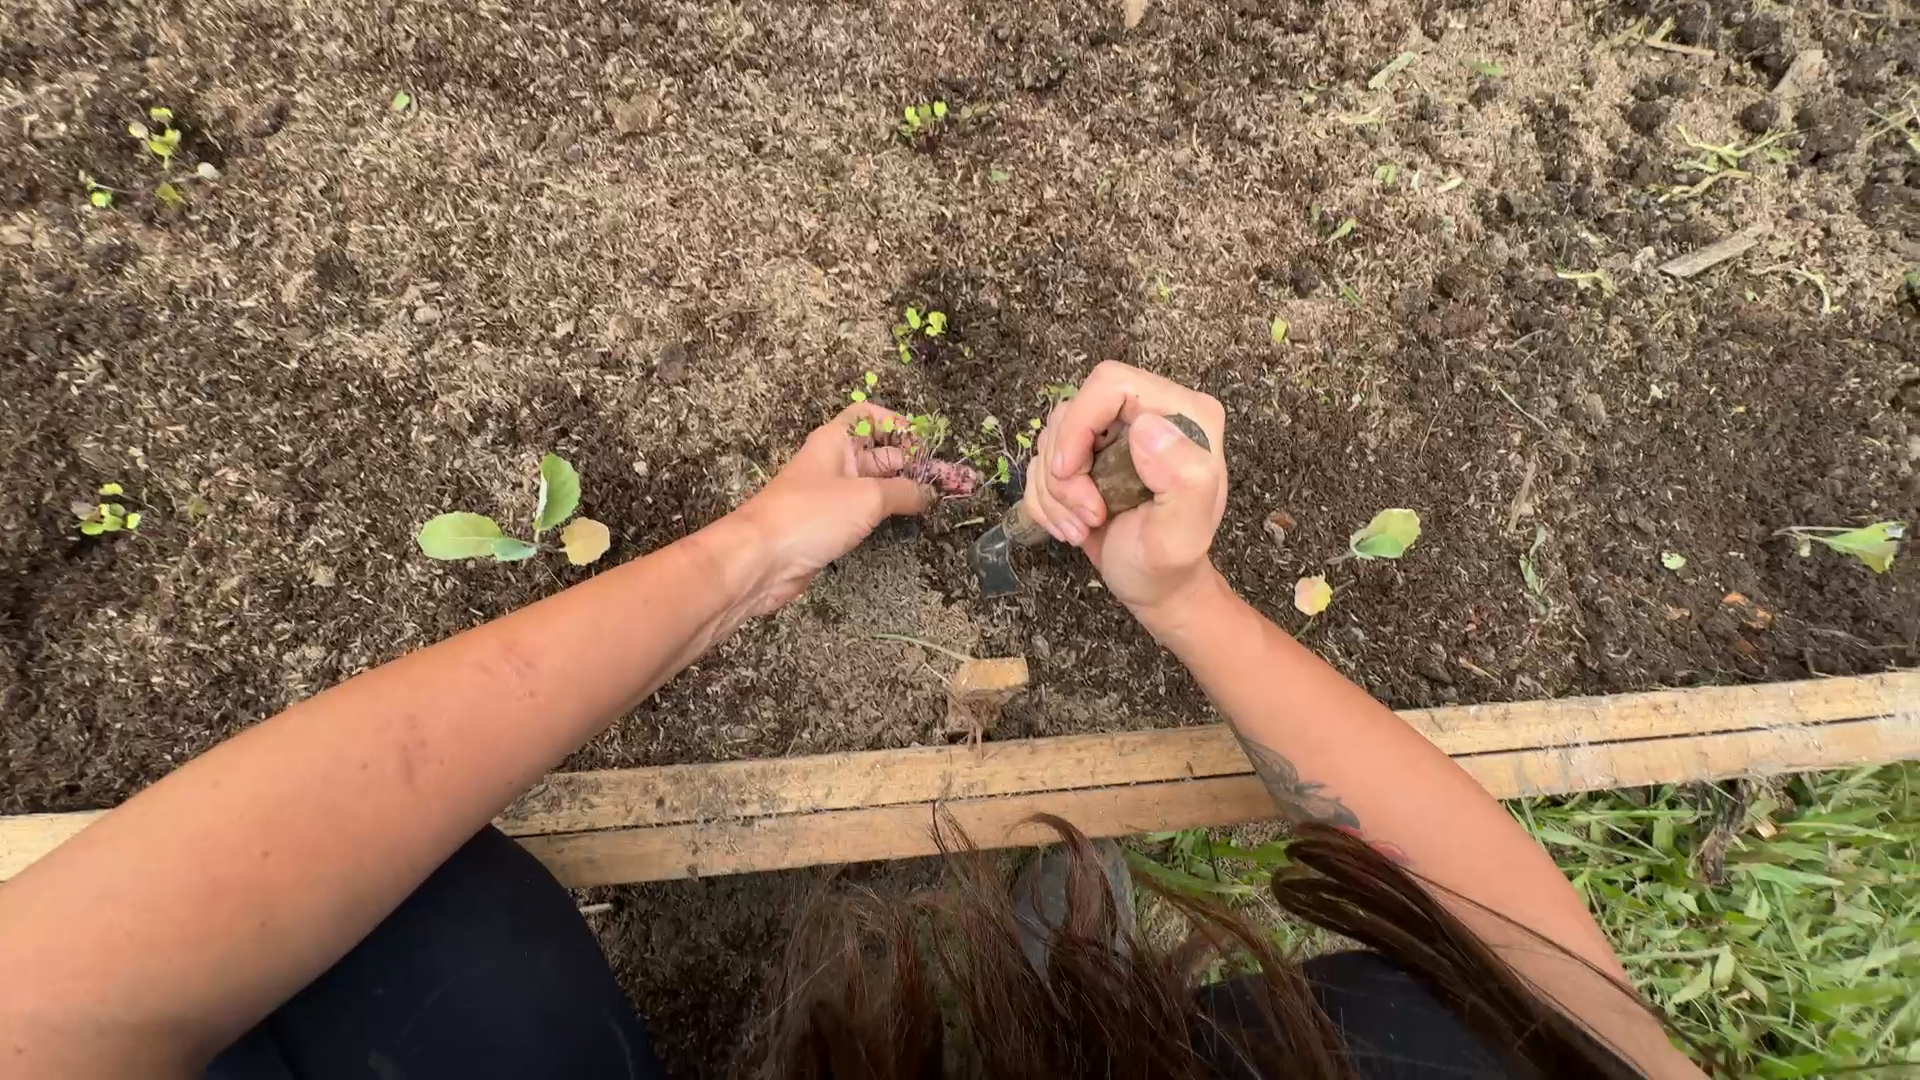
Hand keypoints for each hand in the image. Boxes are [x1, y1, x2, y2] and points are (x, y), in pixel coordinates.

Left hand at [732, 403, 934, 613]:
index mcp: (836, 441)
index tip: (924, 444)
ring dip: (901, 490)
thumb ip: (904, 492)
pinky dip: (885, 513)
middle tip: (944, 480)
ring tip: (933, 501)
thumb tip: (928, 493)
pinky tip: (906, 521)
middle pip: (878, 452)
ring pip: (873, 485)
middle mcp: (833, 463)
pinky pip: (864, 511)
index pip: (868, 416)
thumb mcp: (867, 496)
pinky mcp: (829, 525)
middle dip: (910, 462)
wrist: (761, 559)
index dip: (897, 424)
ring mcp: (831, 496)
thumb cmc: (810, 515)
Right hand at [1023, 361, 1227, 617]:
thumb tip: (1146, 426)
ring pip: (1049, 441)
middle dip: (1064, 473)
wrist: (1155, 588)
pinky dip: (1044, 501)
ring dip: (1053, 493)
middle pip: (1071, 413)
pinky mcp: (1086, 457)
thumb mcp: (1183, 532)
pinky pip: (1039, 464)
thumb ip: (1182, 478)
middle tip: (1087, 516)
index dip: (1078, 424)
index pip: (1110, 384)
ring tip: (1081, 526)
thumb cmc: (1170, 564)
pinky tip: (1070, 527)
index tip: (1069, 473)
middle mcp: (1146, 414)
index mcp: (1182, 415)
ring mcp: (1113, 435)